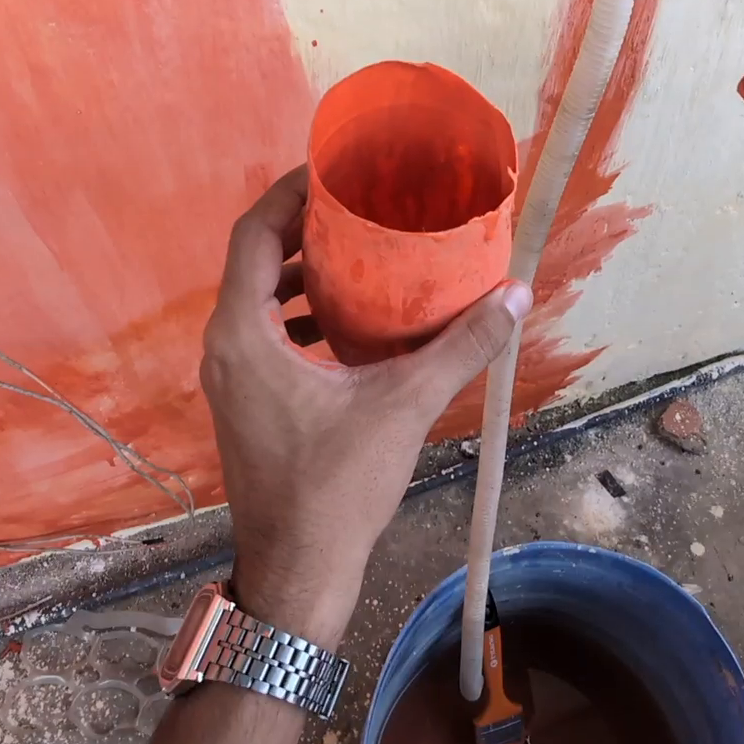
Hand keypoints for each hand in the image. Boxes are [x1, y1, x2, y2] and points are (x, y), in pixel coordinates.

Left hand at [201, 167, 530, 648]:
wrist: (297, 572)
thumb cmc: (339, 486)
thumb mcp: (404, 406)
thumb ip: (460, 348)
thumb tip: (518, 295)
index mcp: (245, 334)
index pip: (253, 234)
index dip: (288, 193)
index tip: (333, 172)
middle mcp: (226, 347)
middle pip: (253, 260)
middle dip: (301, 228)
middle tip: (357, 208)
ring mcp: (232, 378)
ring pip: (257, 300)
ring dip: (300, 272)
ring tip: (357, 256)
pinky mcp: (247, 402)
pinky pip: (265, 334)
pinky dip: (299, 314)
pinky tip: (347, 324)